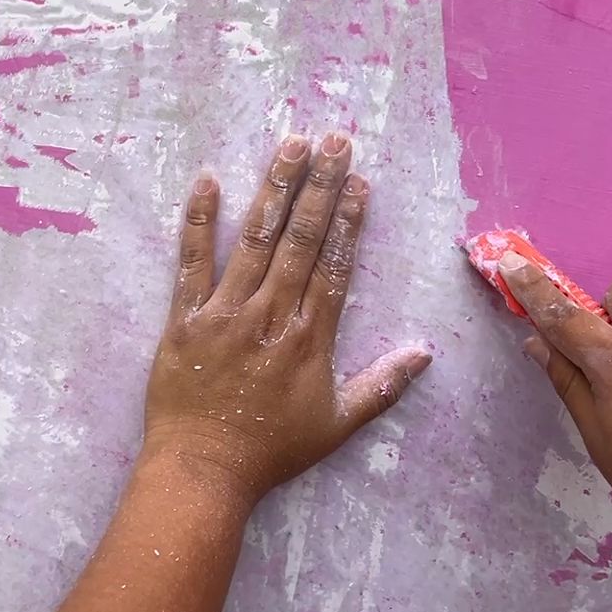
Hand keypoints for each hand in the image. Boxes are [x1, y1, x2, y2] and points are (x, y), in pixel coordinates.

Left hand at [142, 133, 431, 506]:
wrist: (203, 470)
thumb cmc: (271, 450)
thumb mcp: (337, 426)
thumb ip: (382, 387)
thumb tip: (425, 355)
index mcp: (310, 338)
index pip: (335, 266)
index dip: (350, 221)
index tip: (360, 181)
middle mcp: (272, 314)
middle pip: (301, 240)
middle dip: (321, 188)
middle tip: (334, 141)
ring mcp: (227, 312)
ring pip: (255, 239)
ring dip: (275, 189)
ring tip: (291, 145)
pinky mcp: (186, 317)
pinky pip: (191, 263)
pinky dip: (198, 222)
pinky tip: (207, 181)